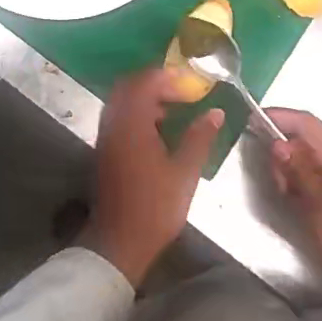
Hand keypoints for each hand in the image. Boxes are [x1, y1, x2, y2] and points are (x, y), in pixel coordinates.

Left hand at [86, 69, 224, 286]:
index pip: (145, 83)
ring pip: (123, 102)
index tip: (194, 84)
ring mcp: (107, 138)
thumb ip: (199, 137)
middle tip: (184, 92)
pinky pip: (120, 118)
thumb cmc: (155, 207)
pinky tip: (160, 129)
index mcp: (132, 124)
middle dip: (157, 83)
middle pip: (130, 87)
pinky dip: (139, 113)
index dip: (170, 78)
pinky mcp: (106, 151)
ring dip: (147, 98)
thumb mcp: (185, 172)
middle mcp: (114, 124)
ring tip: (177, 108)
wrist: (120, 242)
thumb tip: (215, 112)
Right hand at [266, 109, 321, 320]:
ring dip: (295, 170)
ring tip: (287, 198)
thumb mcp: (321, 212)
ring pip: (315, 158)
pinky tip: (301, 204)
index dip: (279, 117)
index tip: (250, 122)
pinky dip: (307, 183)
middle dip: (285, 151)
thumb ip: (300, 174)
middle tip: (275, 182)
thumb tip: (279, 143)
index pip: (308, 123)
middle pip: (310, 139)